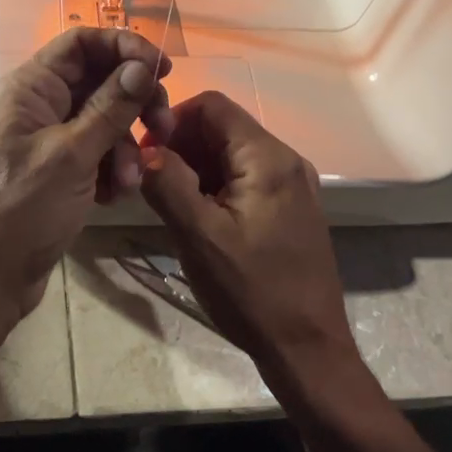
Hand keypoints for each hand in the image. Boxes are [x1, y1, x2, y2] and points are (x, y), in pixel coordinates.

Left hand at [0, 27, 172, 320]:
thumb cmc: (21, 209)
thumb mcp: (72, 155)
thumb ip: (110, 107)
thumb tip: (142, 66)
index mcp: (27, 88)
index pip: (81, 42)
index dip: (124, 47)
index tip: (164, 70)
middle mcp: (34, 106)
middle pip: (97, 81)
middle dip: (133, 104)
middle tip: (162, 129)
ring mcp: (43, 140)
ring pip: (100, 122)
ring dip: (123, 147)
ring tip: (128, 182)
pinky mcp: (53, 172)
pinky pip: (92, 153)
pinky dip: (110, 168)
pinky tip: (114, 195)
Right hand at [138, 91, 353, 368]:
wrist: (306, 346)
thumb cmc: (251, 290)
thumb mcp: (198, 237)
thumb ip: (168, 184)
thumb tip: (145, 151)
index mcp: (267, 158)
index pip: (212, 105)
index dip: (172, 120)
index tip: (145, 152)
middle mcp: (286, 161)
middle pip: (223, 128)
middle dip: (182, 146)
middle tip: (150, 182)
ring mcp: (292, 187)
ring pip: (232, 155)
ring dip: (196, 169)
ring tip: (168, 203)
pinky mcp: (290, 210)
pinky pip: (246, 180)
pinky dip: (216, 188)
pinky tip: (197, 219)